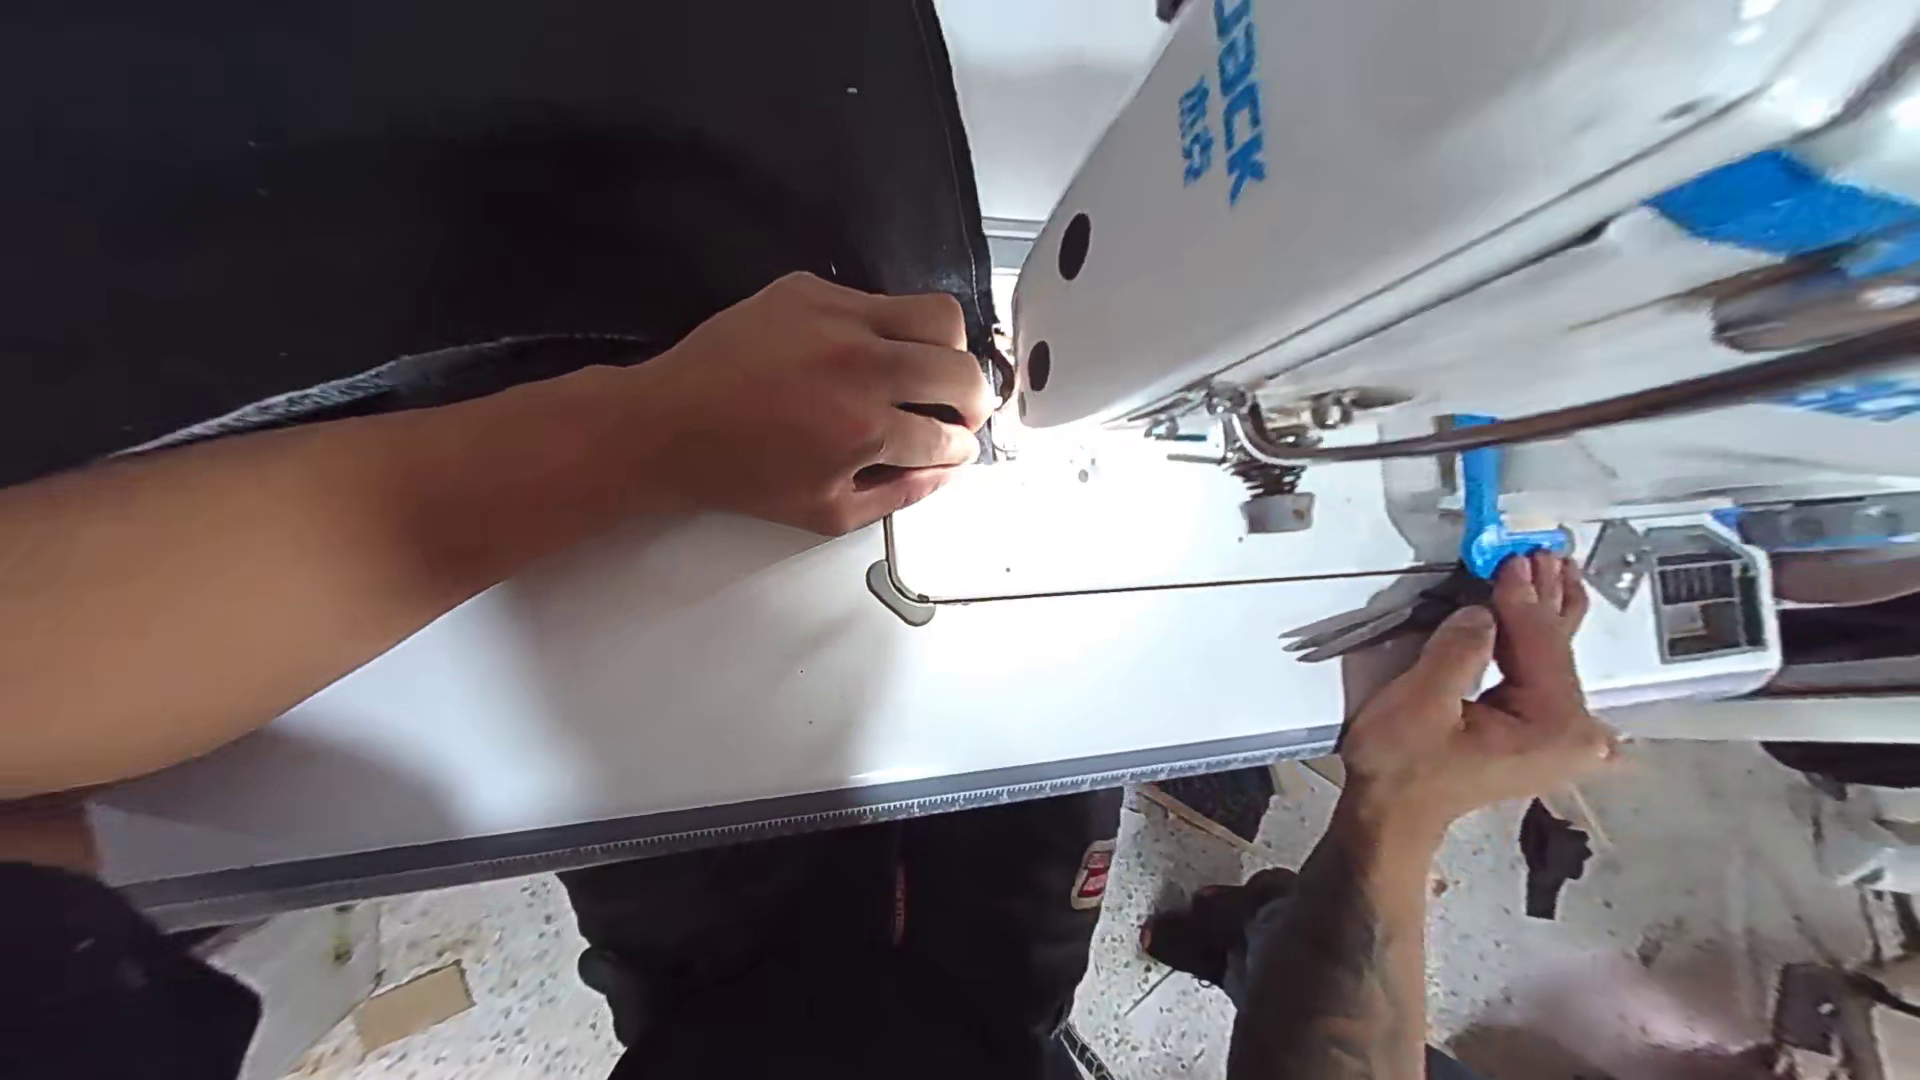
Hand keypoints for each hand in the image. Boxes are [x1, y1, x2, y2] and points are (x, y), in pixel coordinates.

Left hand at [620, 272, 995, 534]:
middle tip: (960, 412)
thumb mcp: (830, 512)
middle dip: (977, 400)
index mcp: (864, 429)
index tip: (957, 444)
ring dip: (950, 351)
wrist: (671, 425)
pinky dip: (892, 330)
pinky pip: (882, 299)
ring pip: (939, 315)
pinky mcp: (810, 289)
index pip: (950, 435)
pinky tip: (869, 353)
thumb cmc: (746, 475)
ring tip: (929, 373)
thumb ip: (903, 495)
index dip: (961, 446)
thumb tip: (947, 467)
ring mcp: (836, 317)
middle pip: (963, 370)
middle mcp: (860, 366)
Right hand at [1337, 554, 1614, 850]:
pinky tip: (1538, 616)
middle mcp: (1578, 733)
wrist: (1393, 812)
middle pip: (1558, 651)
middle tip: (1544, 551)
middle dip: (1547, 599)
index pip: (1539, 646)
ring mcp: (1565, 737)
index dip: (1521, 598)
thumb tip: (1482, 611)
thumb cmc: (1402, 761)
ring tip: (1549, 571)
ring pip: (1554, 661)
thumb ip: (1457, 651)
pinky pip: (1543, 677)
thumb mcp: (1420, 702)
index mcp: (1555, 726)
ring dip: (1544, 615)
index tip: (1513, 556)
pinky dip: (1535, 641)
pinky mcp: (1543, 735)